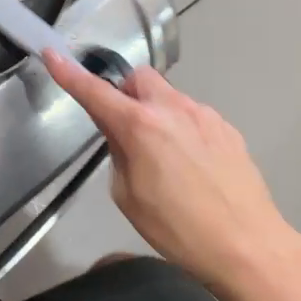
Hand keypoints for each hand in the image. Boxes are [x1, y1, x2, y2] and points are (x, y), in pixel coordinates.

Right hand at [43, 50, 300, 291]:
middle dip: (126, 93)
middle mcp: (172, 109)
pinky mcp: (227, 128)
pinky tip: (193, 167)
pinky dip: (183, 130)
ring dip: (157, 114)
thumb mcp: (128, 196)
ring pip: (169, 97)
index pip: (95, 92)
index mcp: (140, 126)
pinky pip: (194, 116)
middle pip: (139, 78)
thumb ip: (118, 154)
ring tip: (165, 160)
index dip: (70, 74)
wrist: (248, 246)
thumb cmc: (178, 230)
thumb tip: (122, 134)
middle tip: (126, 128)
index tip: (52, 54)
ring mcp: (205, 115)